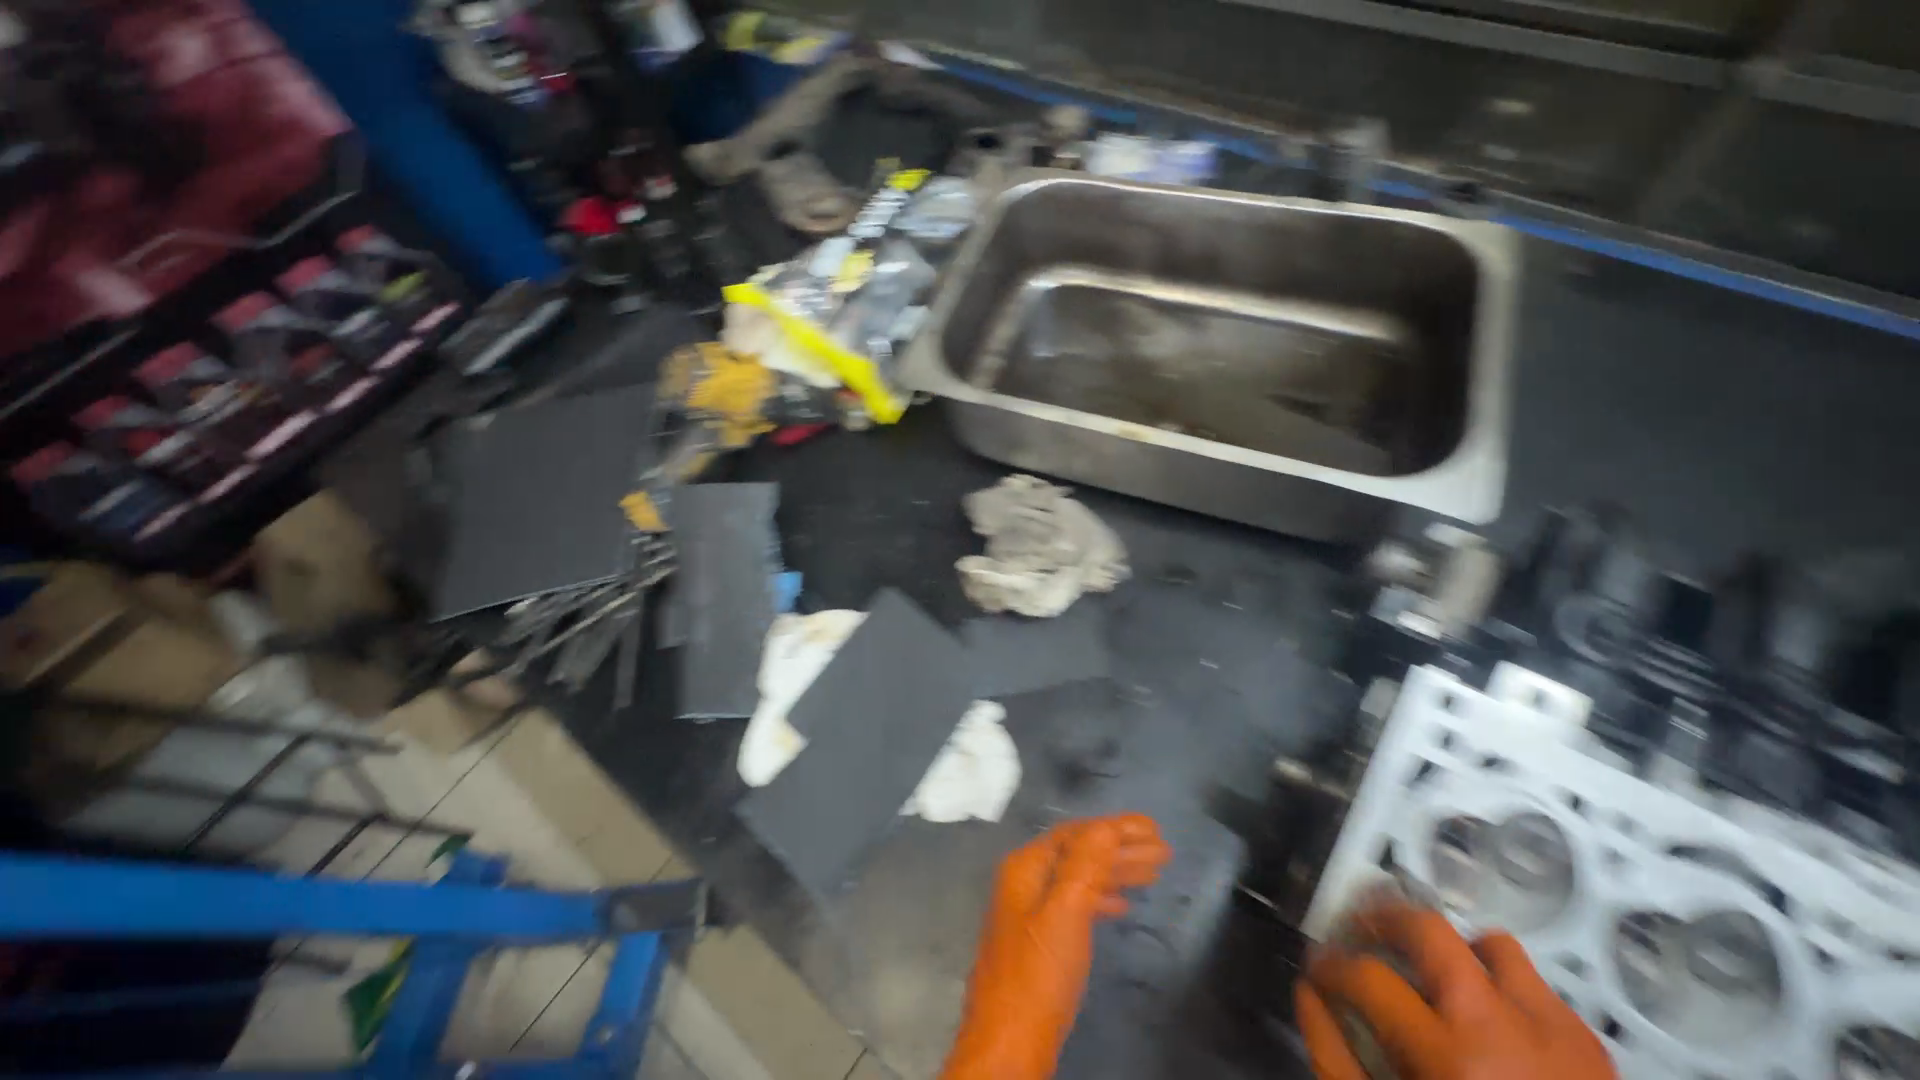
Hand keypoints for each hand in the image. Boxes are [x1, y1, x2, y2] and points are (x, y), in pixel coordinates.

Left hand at [940, 814, 1171, 1079]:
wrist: (1010, 1043)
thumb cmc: (1039, 973)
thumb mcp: (1067, 910)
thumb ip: (1085, 864)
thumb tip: (1107, 825)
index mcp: (1025, 868)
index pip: (1076, 834)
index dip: (1115, 828)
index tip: (1154, 828)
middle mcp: (1024, 883)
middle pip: (1078, 853)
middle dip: (1120, 848)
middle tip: (1164, 851)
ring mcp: (1030, 913)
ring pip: (1079, 879)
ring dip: (1115, 872)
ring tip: (1154, 873)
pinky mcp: (1039, 943)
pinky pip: (1076, 905)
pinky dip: (1101, 898)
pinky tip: (1122, 907)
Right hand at [1296, 899, 1615, 1079]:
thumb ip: (1335, 1059)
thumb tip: (1309, 994)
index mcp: (1447, 1055)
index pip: (1367, 976)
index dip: (1330, 965)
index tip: (1319, 968)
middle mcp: (1501, 1025)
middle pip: (1428, 929)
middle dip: (1383, 919)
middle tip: (1361, 932)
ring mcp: (1552, 1026)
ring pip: (1491, 943)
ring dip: (1454, 951)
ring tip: (1434, 975)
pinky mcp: (1589, 1040)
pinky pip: (1535, 983)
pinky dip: (1502, 989)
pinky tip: (1490, 1022)